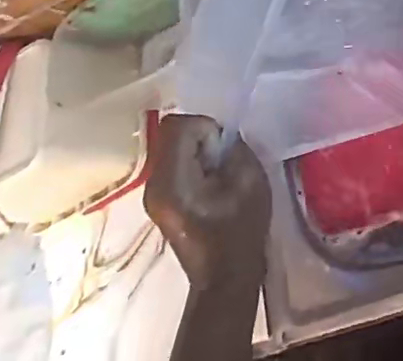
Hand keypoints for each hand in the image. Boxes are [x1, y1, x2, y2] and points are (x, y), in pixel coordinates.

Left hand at [143, 113, 270, 293]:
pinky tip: (212, 182)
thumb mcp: (249, 180)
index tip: (224, 148)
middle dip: (202, 136)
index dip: (207, 127)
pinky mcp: (160, 200)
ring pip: (172, 146)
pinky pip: (174, 162)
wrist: (225, 275)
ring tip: (220, 171)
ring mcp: (153, 194)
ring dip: (199, 148)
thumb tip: (222, 137)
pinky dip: (194, 161)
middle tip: (224, 159)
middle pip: (172, 134)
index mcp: (172, 181)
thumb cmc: (241, 229)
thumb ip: (234, 148)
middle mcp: (153, 184)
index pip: (179, 126)